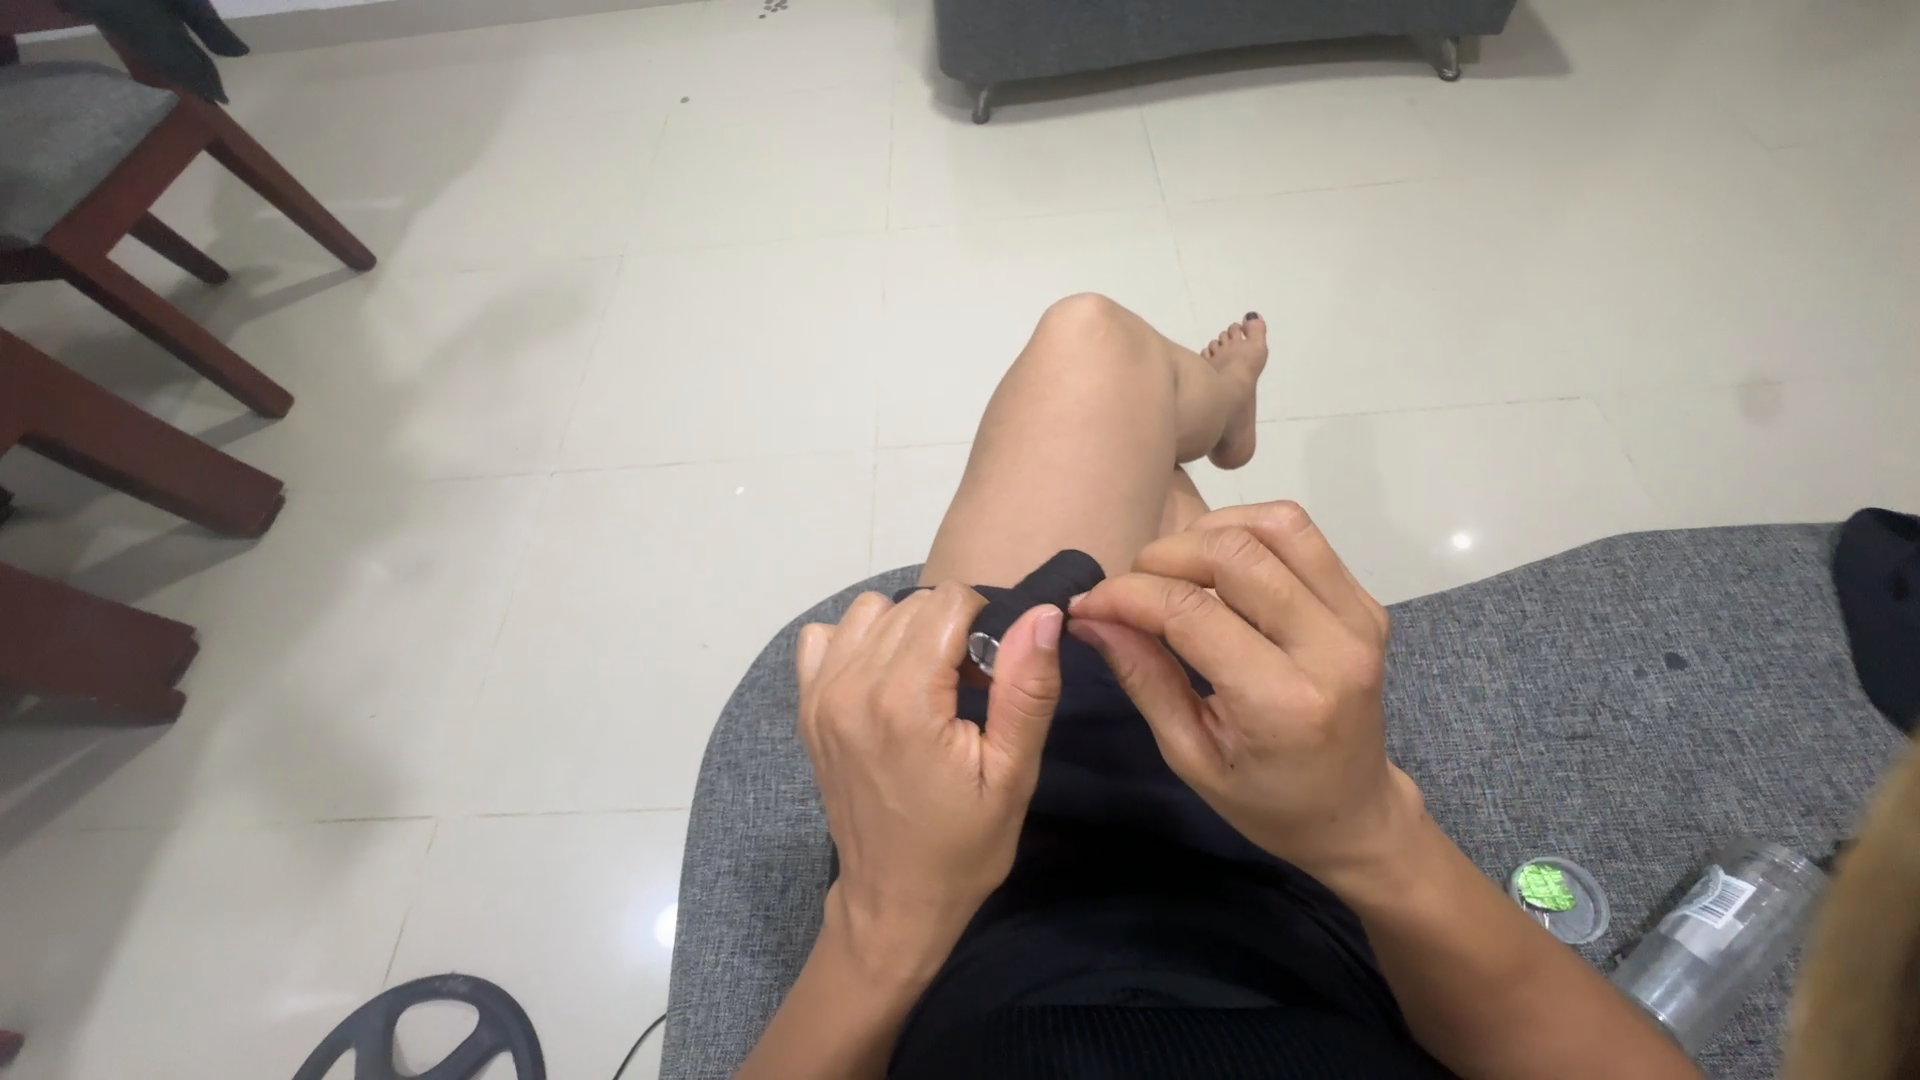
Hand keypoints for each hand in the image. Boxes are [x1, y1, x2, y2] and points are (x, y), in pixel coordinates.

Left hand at [796, 583, 1063, 968]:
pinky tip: (881, 682)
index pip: (947, 600)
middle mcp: (851, 686)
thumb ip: (1027, 689)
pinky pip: (825, 636)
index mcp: (904, 701)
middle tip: (967, 689)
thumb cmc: (963, 846)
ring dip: (907, 632)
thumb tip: (1043, 614)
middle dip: (950, 630)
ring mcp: (819, 695)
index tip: (990, 676)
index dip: (983, 625)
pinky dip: (858, 644)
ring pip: (870, 612)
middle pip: (911, 605)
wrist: (891, 903)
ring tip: (927, 683)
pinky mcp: (805, 708)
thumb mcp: (1013, 775)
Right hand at [1067, 501, 1420, 878]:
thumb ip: (1141, 676)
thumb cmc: (1264, 800)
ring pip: (1273, 525)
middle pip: (1232, 553)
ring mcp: (1357, 617)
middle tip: (1130, 589)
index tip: (1088, 604)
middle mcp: (1331, 647)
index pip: (1190, 611)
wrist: (1353, 811)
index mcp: (1283, 702)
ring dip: (1206, 533)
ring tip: (1173, 571)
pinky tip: (1217, 566)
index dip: (1125, 595)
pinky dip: (1244, 532)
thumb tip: (1090, 616)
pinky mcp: (1364, 601)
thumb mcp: (1188, 754)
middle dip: (1161, 557)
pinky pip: (1298, 534)